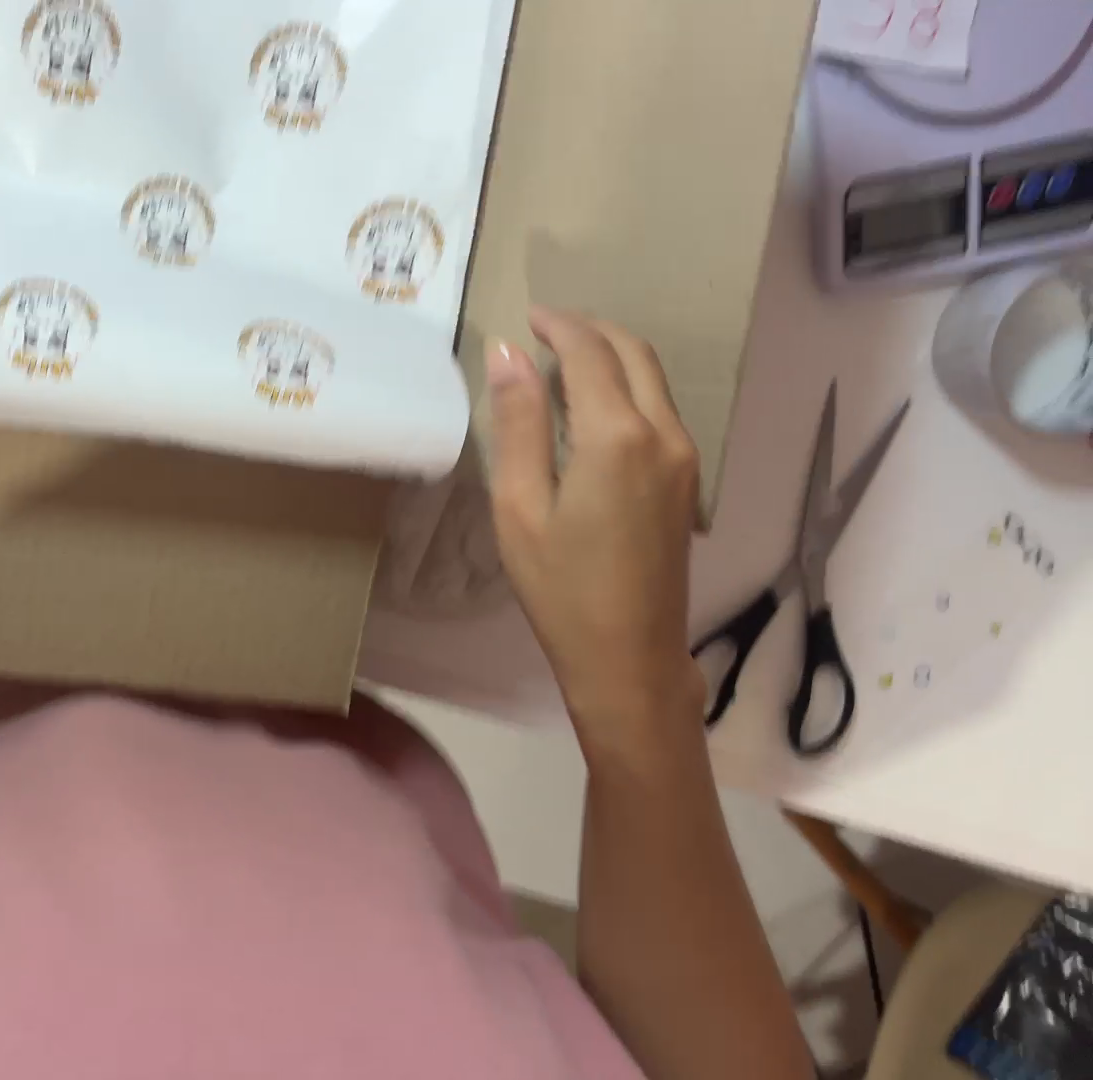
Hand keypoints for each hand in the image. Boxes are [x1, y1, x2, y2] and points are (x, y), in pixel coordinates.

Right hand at [487, 308, 704, 762]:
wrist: (626, 652)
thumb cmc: (557, 584)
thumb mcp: (519, 504)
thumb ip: (519, 424)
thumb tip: (507, 355)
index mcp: (617, 437)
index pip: (591, 354)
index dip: (559, 327)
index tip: (527, 316)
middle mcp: (664, 434)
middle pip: (634, 355)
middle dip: (591, 331)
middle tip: (543, 330)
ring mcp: (685, 458)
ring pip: (653, 380)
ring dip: (611, 357)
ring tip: (560, 362)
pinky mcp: (687, 480)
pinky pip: (659, 409)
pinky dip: (625, 387)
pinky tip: (590, 408)